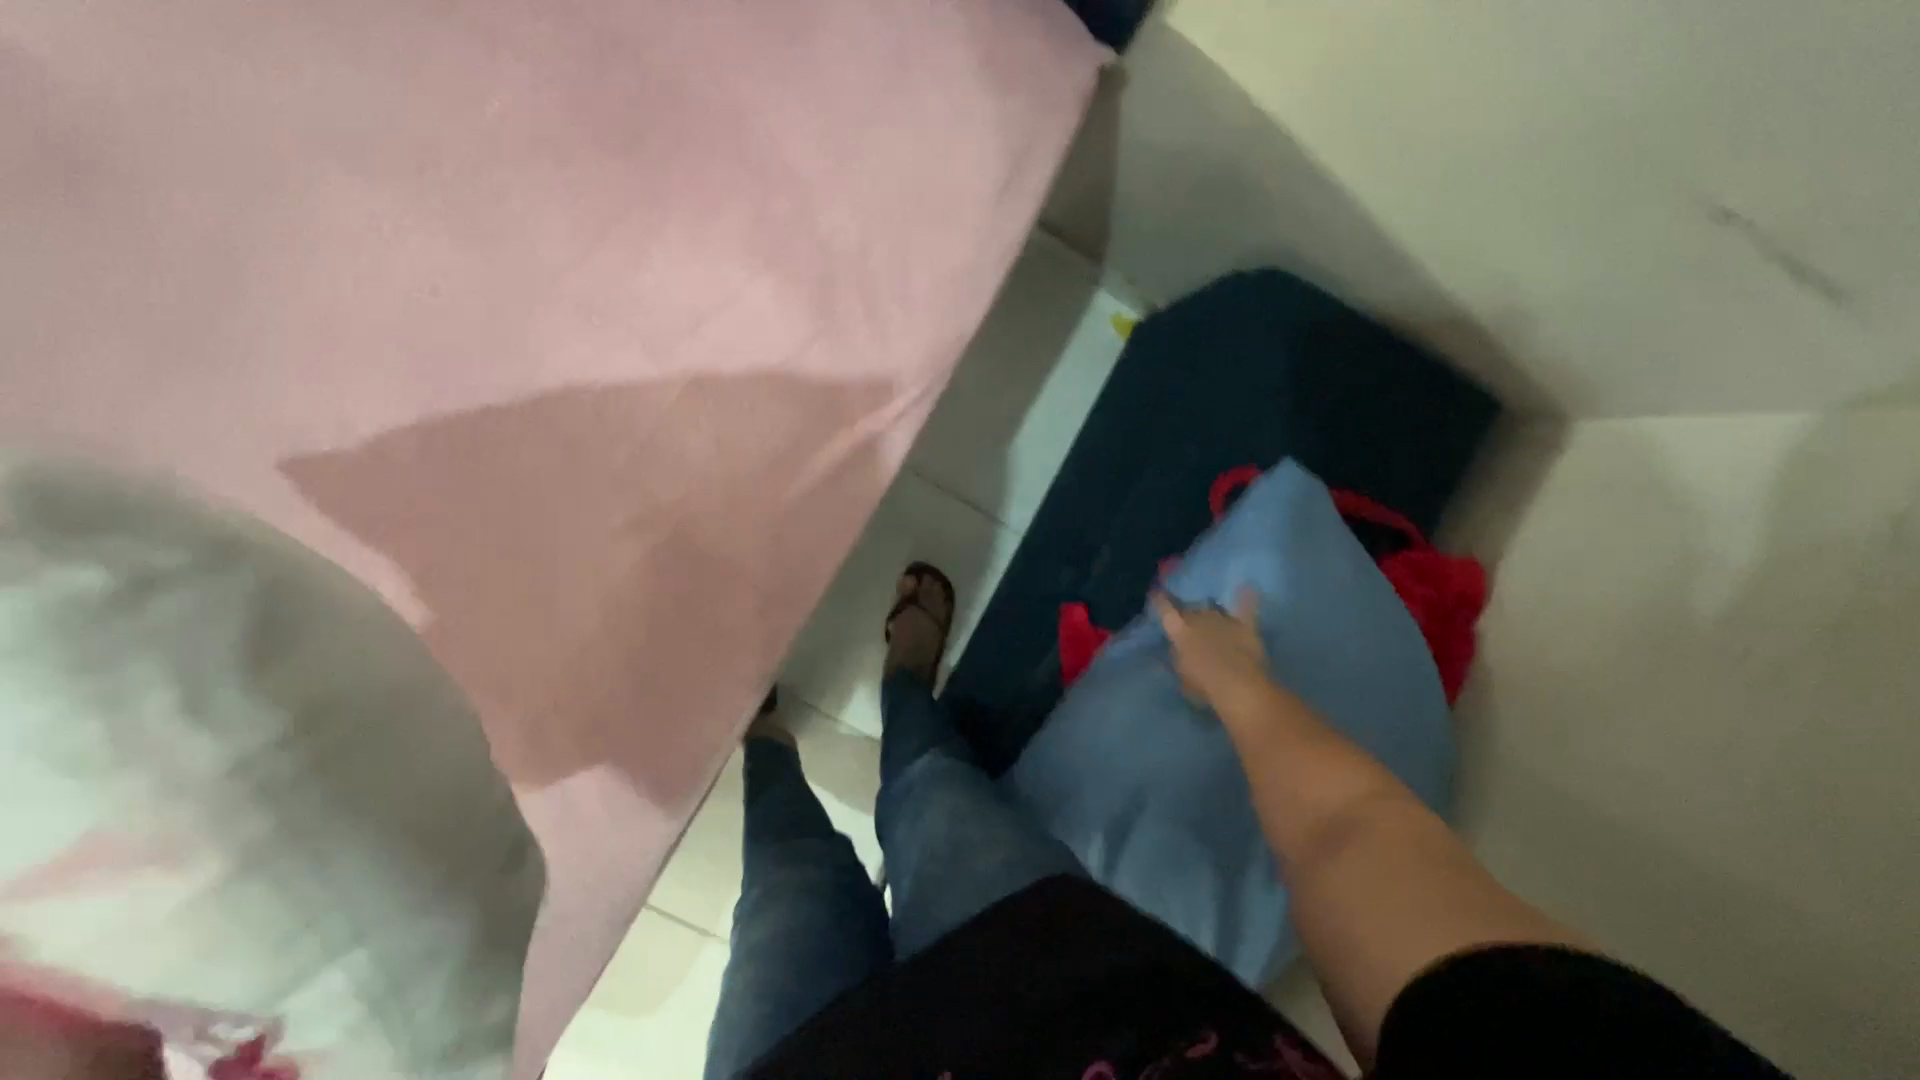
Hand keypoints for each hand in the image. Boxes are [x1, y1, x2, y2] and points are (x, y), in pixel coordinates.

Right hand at [1154, 587, 1276, 715]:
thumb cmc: (1203, 686)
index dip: (1160, 600)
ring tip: (1212, 620)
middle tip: (1189, 623)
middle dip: (1189, 614)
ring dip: (1211, 614)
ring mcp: (1223, 620)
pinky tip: (1248, 587)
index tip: (1156, 591)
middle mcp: (1199, 618)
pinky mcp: (1245, 625)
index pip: (1165, 610)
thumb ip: (1178, 657)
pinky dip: (1247, 596)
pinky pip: (1246, 606)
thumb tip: (1177, 649)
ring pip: (1214, 610)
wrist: (1238, 685)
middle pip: (1191, 610)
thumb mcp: (1181, 675)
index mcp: (1180, 631)